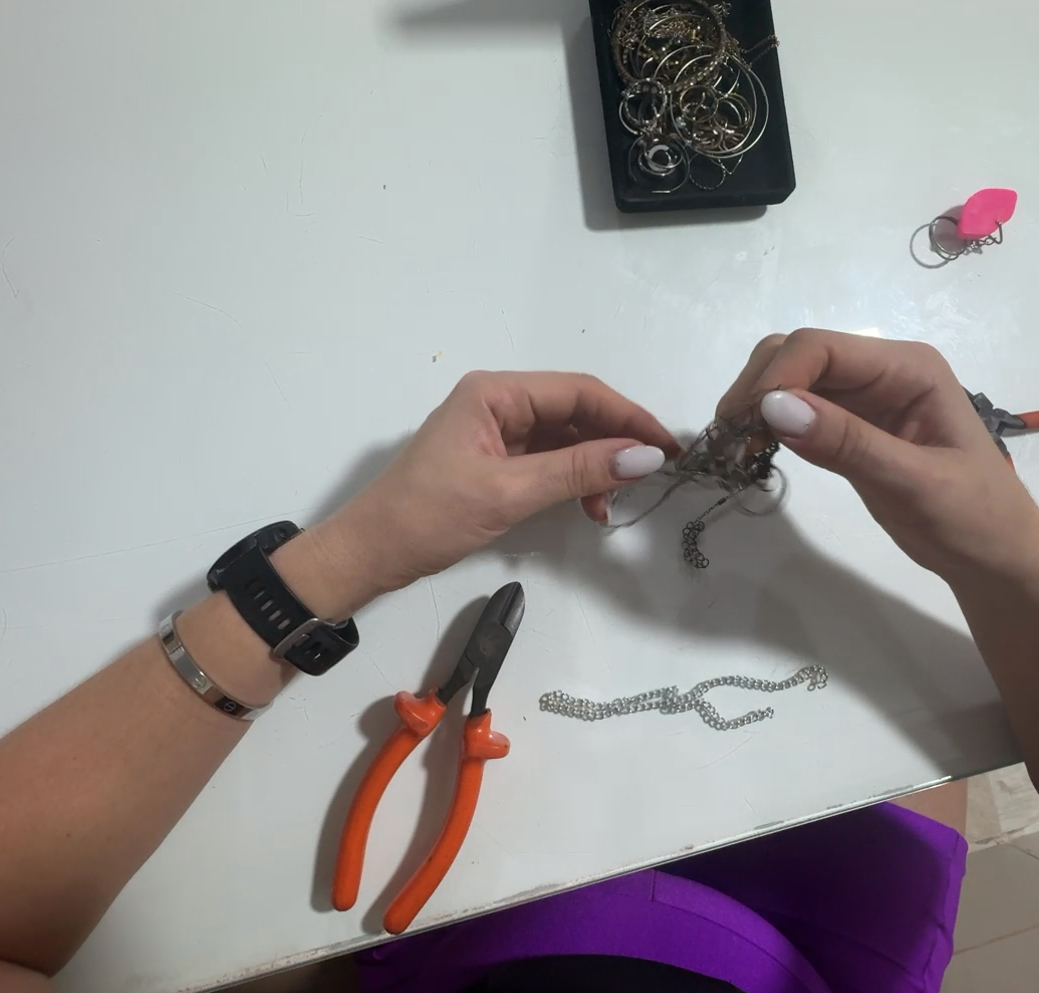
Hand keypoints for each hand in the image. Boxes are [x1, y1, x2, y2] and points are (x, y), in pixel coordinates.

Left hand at [309, 371, 679, 605]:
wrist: (371, 554)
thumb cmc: (429, 516)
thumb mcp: (508, 493)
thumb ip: (577, 471)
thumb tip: (644, 457)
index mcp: (495, 393)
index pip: (578, 392)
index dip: (628, 416)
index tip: (667, 446)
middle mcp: (498, 404)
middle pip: (574, 413)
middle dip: (613, 444)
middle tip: (648, 478)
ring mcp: (495, 434)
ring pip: (564, 440)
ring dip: (594, 468)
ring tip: (610, 505)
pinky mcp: (494, 463)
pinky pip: (547, 462)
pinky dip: (571, 482)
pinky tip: (586, 507)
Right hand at [715, 329, 1038, 584]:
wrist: (993, 557)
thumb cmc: (972, 518)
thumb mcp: (913, 482)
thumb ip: (846, 442)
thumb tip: (773, 407)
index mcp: (907, 368)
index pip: (819, 348)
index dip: (776, 378)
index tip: (747, 428)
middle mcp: (879, 372)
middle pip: (796, 353)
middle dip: (756, 387)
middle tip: (731, 439)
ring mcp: (861, 399)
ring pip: (788, 380)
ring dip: (755, 406)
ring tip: (738, 449)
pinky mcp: (846, 427)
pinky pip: (794, 411)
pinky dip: (766, 426)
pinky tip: (756, 452)